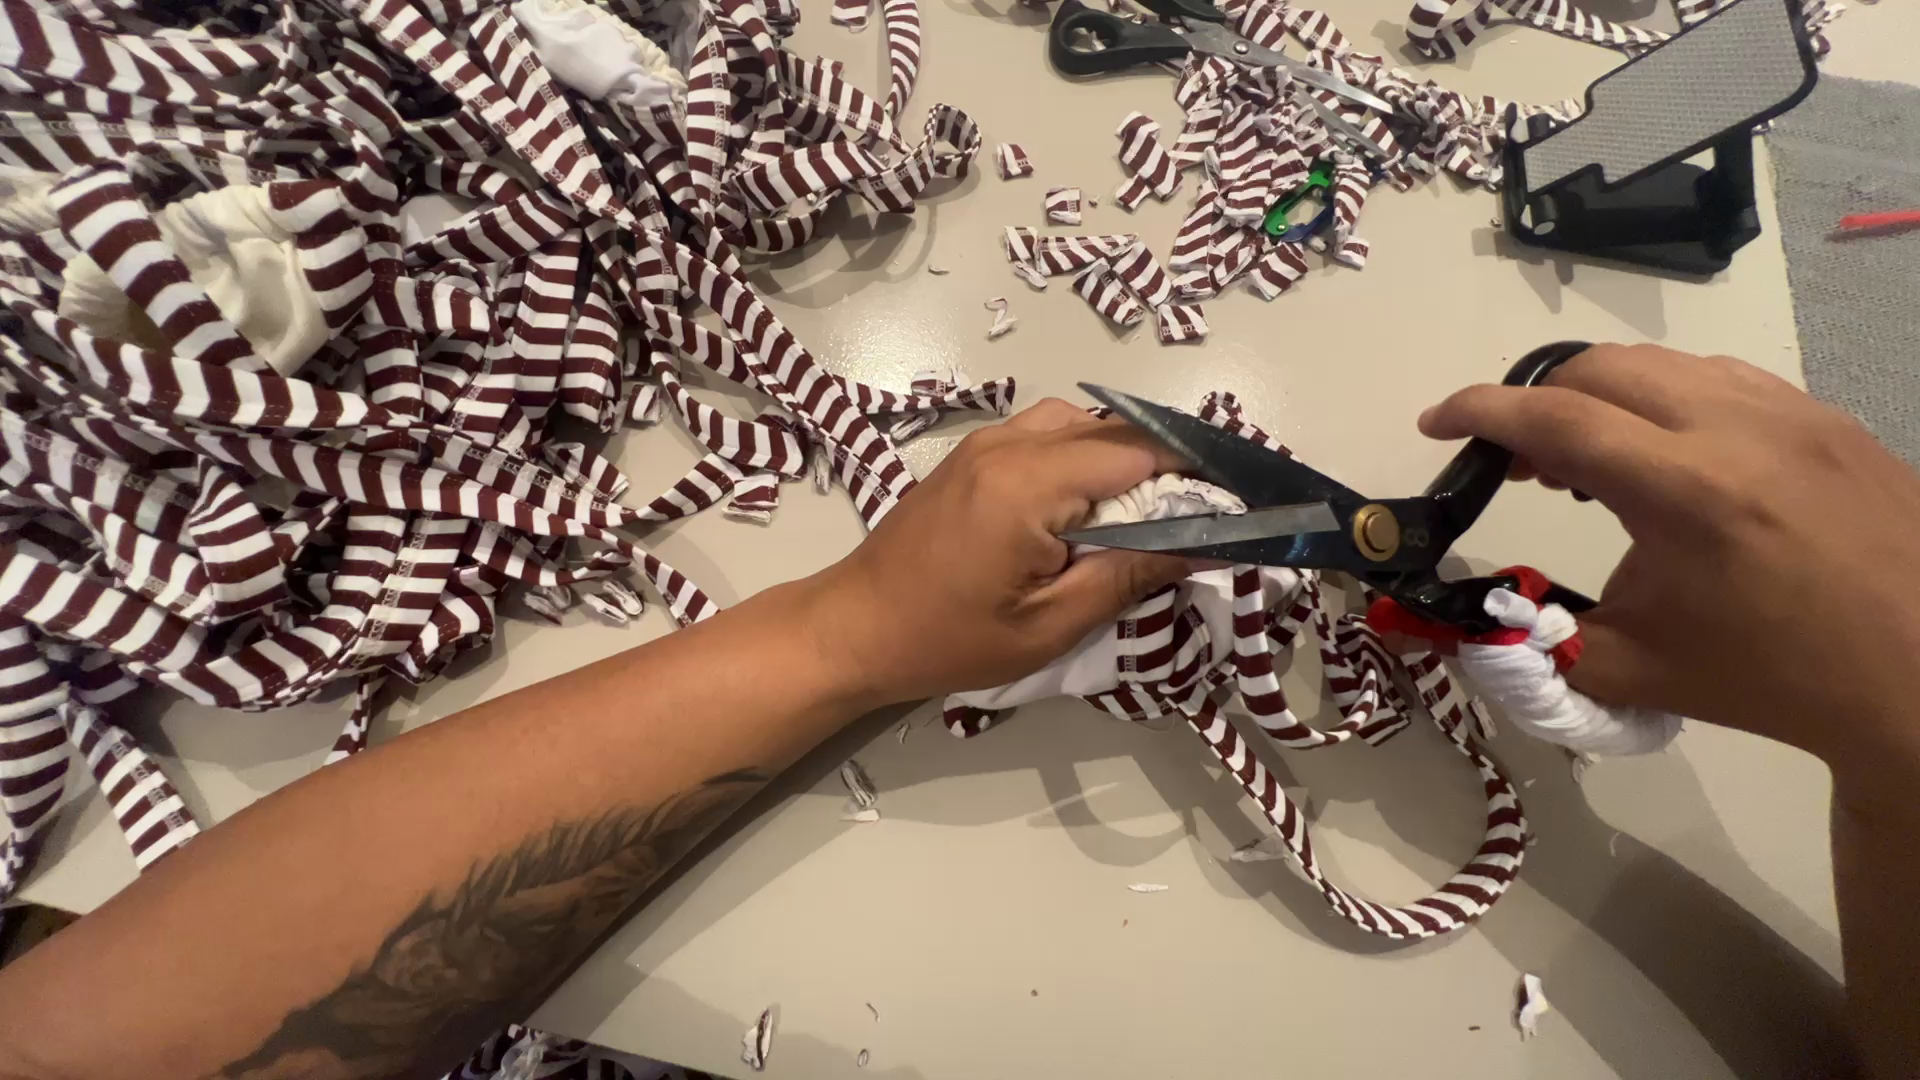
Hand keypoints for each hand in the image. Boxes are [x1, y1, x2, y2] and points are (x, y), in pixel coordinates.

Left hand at [803, 398, 1192, 708]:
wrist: (857, 626)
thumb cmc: (948, 639)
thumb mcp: (1050, 625)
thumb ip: (1129, 574)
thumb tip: (1207, 543)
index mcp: (1028, 483)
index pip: (1138, 452)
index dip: (1195, 472)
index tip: (1234, 504)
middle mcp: (1007, 444)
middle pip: (1112, 430)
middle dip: (1163, 465)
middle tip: (1196, 516)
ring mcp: (984, 443)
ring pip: (1078, 425)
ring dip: (1119, 460)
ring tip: (1141, 516)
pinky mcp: (970, 454)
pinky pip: (1044, 435)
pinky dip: (1080, 458)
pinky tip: (1084, 506)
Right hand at [1419, 344, 1919, 796]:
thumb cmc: (1770, 678)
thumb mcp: (1620, 667)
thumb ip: (1527, 634)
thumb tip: (1466, 620)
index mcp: (1686, 494)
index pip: (1555, 418)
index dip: (1476, 410)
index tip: (1433, 424)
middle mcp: (1741, 432)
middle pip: (1599, 370)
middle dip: (1531, 400)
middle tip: (1512, 461)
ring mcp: (1794, 417)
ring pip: (1657, 363)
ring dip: (1591, 397)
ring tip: (1580, 461)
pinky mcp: (1826, 421)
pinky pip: (1712, 377)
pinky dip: (1652, 399)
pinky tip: (1653, 455)